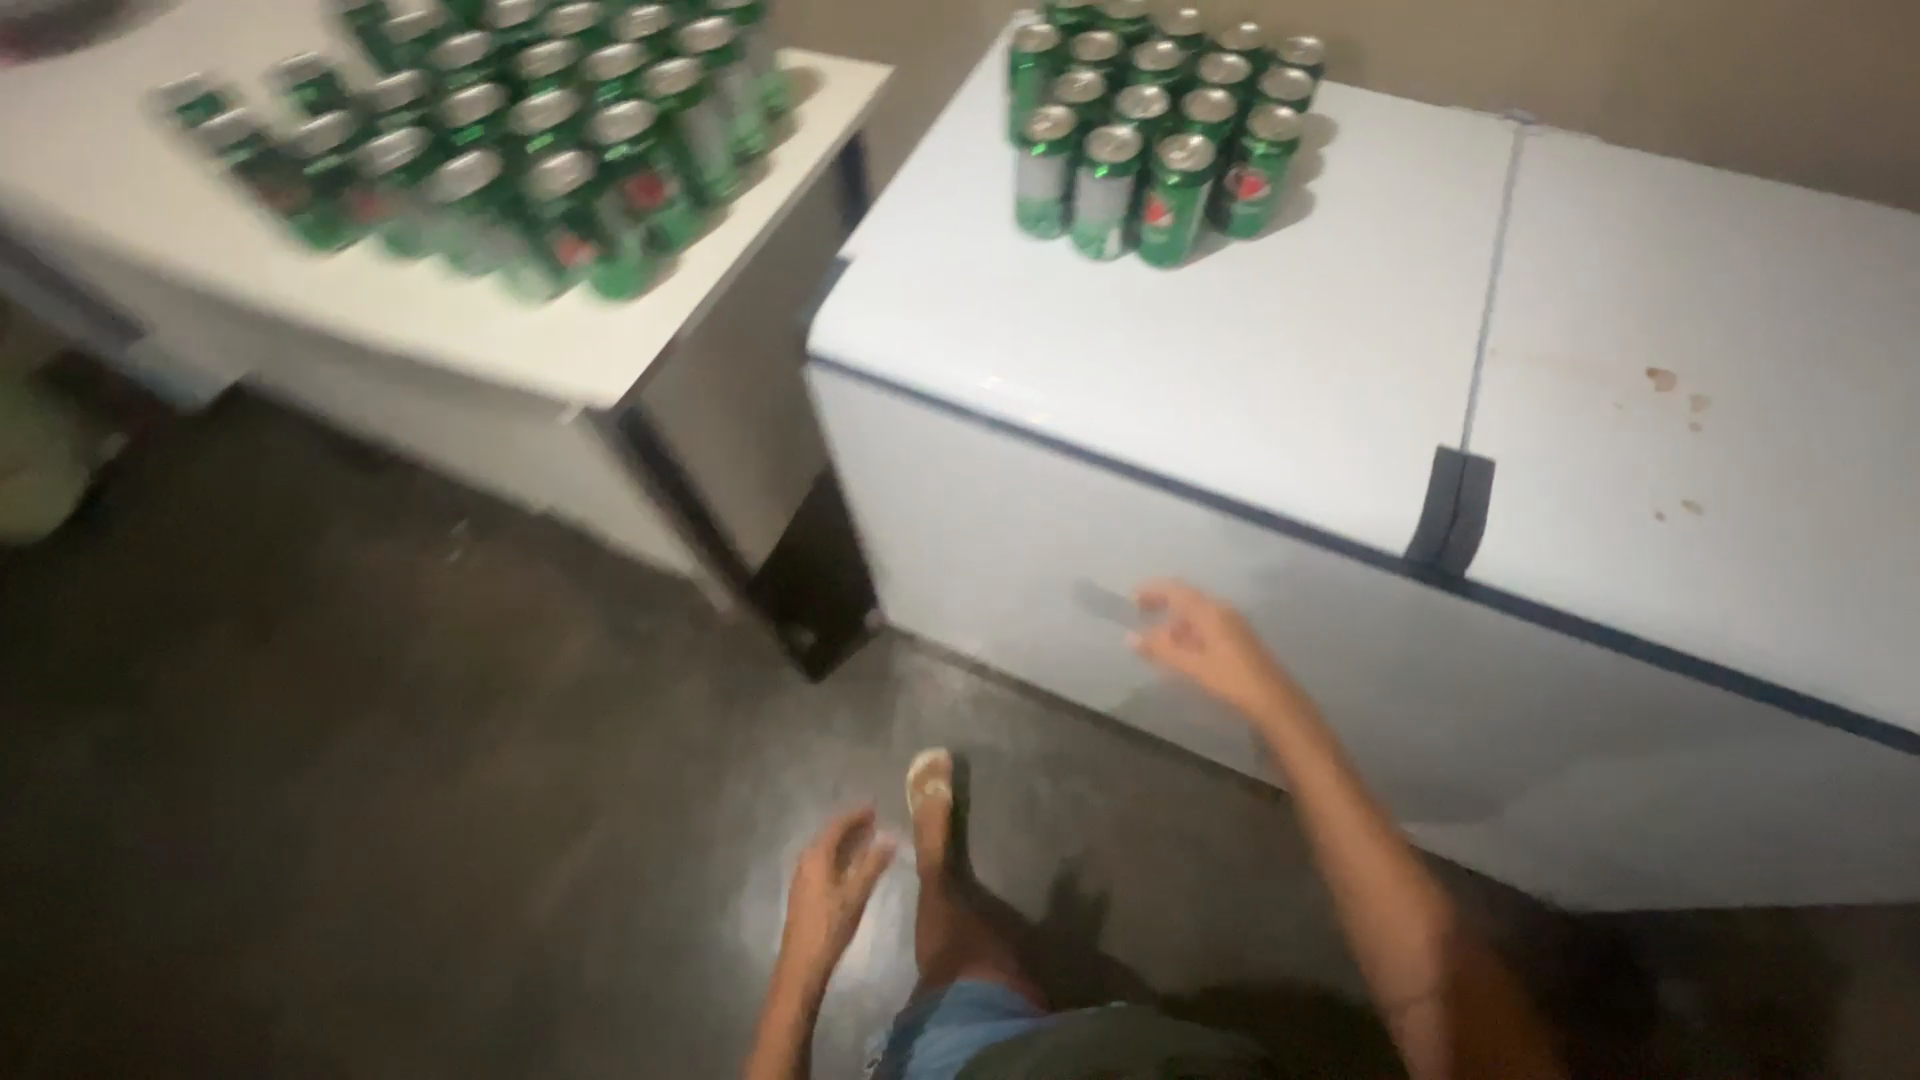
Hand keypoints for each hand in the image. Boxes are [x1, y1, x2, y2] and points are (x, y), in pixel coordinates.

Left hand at [777, 805, 896, 987]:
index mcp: (816, 856)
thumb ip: (873, 863)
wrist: (802, 964)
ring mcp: (803, 878)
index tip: (875, 807)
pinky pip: (825, 864)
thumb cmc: (830, 925)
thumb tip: (890, 836)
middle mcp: (806, 861)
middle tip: (875, 821)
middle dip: (852, 827)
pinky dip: (841, 858)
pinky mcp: (805, 892)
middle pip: (830, 836)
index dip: (856, 815)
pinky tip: (854, 866)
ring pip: (827, 851)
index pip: (837, 825)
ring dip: (847, 843)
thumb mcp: (856, 893)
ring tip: (869, 839)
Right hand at [1133, 579, 1297, 719]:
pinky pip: (1207, 623)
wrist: (1274, 700)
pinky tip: (1183, 651)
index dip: (1152, 590)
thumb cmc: (1230, 679)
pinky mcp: (1238, 636)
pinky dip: (1189, 630)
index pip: (1175, 589)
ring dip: (1176, 621)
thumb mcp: (1191, 665)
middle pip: (1186, 598)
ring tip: (1158, 642)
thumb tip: (1129, 637)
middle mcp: (1221, 609)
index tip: (1132, 600)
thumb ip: (1160, 649)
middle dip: (1162, 604)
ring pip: (1197, 612)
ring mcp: (1233, 622)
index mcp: (1209, 611)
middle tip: (1141, 616)